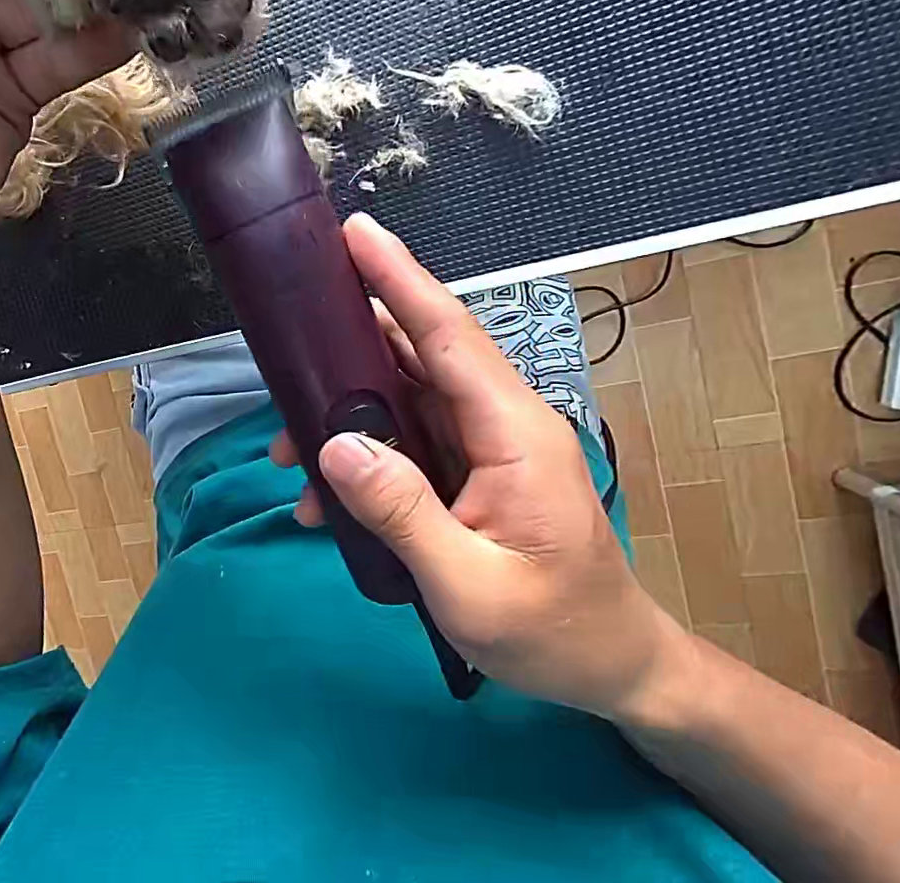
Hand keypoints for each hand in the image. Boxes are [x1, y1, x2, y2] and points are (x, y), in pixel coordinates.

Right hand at [271, 215, 696, 720]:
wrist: (610, 665)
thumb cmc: (553, 631)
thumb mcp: (469, 586)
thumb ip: (401, 513)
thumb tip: (335, 446)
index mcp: (512, 431)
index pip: (447, 336)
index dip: (400, 279)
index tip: (356, 234)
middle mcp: (499, 419)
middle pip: (417, 355)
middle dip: (350, 347)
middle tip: (290, 346)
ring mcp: (484, 442)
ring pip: (403, 396)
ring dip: (346, 411)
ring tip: (289, 449)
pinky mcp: (470, 466)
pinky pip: (407, 438)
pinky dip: (363, 453)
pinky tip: (326, 495)